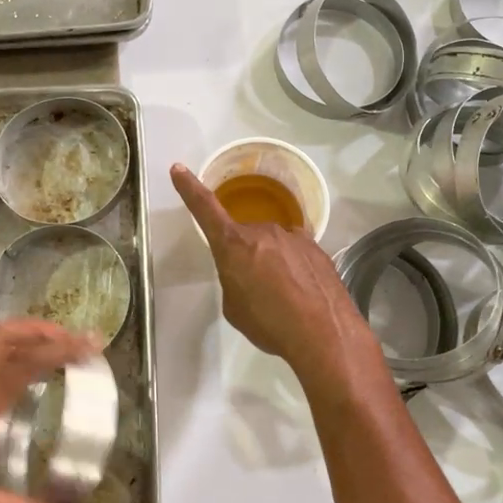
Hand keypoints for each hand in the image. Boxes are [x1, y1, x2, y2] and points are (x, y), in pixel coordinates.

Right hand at [171, 164, 380, 378]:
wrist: (324, 333)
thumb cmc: (269, 324)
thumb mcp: (234, 306)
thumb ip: (234, 279)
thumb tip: (247, 272)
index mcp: (234, 244)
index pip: (205, 209)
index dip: (190, 188)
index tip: (179, 169)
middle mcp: (263, 232)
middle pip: (245, 237)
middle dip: (246, 258)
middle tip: (254, 291)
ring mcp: (293, 237)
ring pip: (273, 245)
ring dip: (272, 264)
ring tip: (283, 298)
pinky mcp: (316, 248)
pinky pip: (295, 253)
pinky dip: (294, 269)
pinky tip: (302, 294)